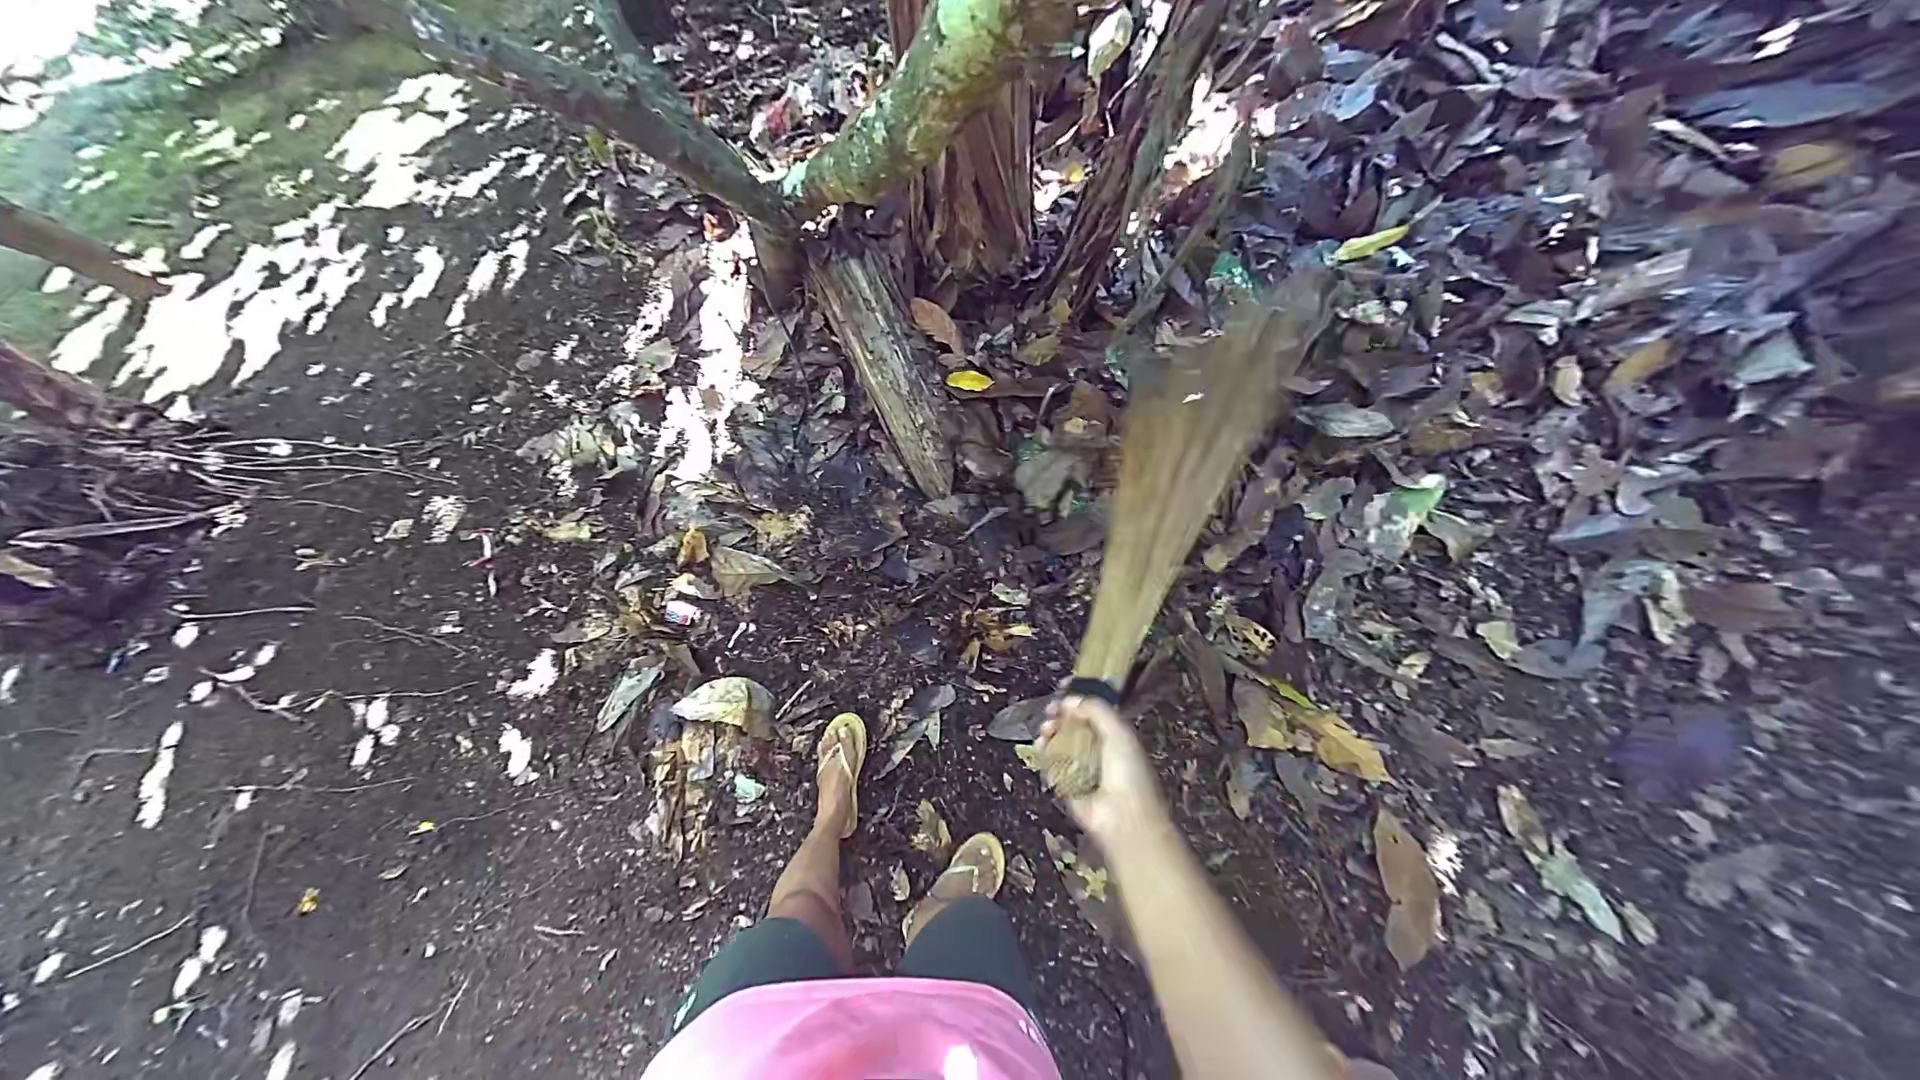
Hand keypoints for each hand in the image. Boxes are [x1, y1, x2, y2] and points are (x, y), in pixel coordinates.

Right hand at [1040, 696, 1167, 846]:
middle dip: (1059, 720)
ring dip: (1049, 737)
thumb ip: (1095, 710)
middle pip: (1073, 730)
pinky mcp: (1068, 788)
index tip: (1059, 702)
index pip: (1091, 716)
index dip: (1075, 707)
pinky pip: (1053, 768)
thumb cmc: (1126, 771)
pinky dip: (1045, 758)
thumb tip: (1069, 700)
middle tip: (1048, 717)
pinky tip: (1040, 750)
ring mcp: (1083, 771)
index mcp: (1115, 738)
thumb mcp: (1118, 731)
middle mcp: (1099, 752)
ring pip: (1060, 747)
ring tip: (1043, 733)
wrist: (1123, 817)